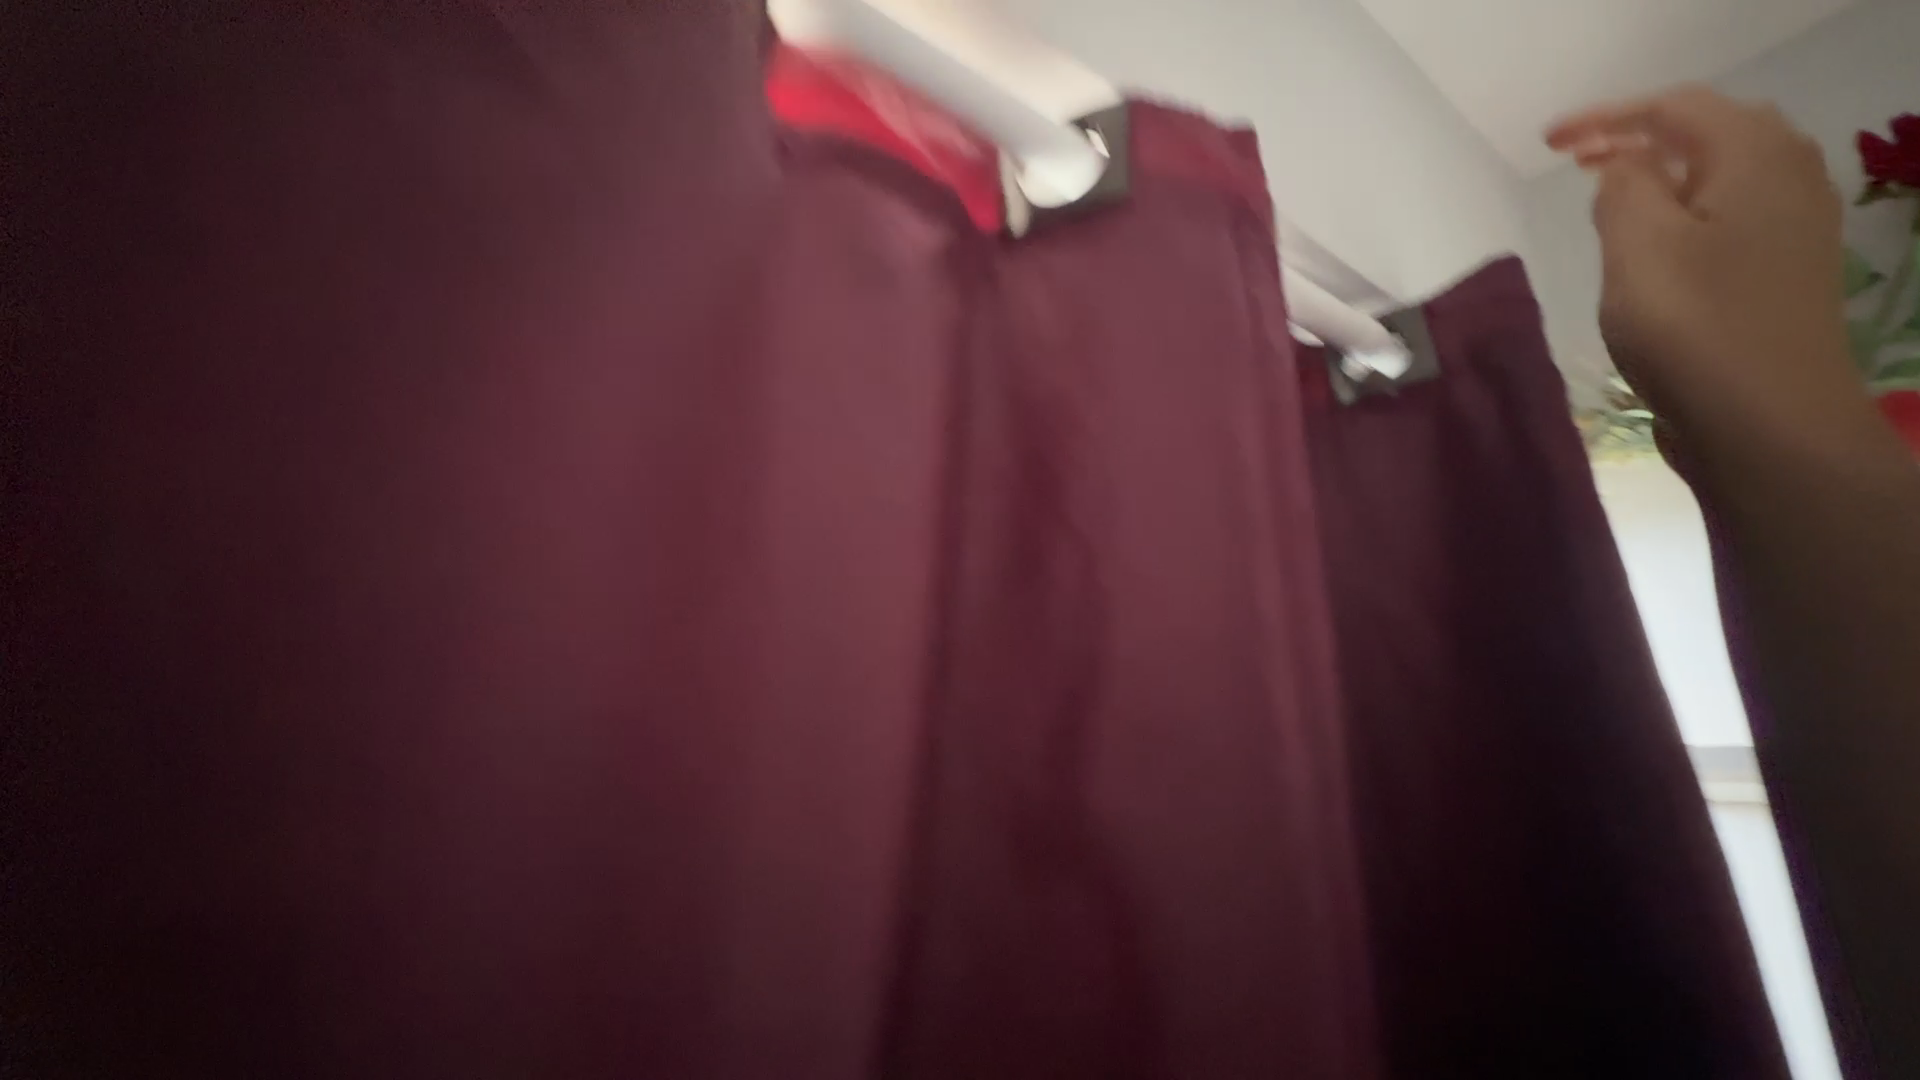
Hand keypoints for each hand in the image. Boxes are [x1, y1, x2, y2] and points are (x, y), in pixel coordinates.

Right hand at [1546, 86, 1860, 435]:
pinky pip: (1726, 211)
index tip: (1547, 144)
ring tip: (1604, 193)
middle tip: (1575, 161)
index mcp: (1754, 159)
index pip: (1676, 108)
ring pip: (1720, 172)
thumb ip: (1625, 191)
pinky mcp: (1777, 269)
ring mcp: (1791, 225)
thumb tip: (1623, 163)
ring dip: (1660, 171)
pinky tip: (1649, 239)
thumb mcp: (1638, 249)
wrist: (1764, 418)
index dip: (1607, 117)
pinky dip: (1680, 206)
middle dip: (1638, 136)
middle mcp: (1787, 177)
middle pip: (1709, 130)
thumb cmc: (1692, 328)